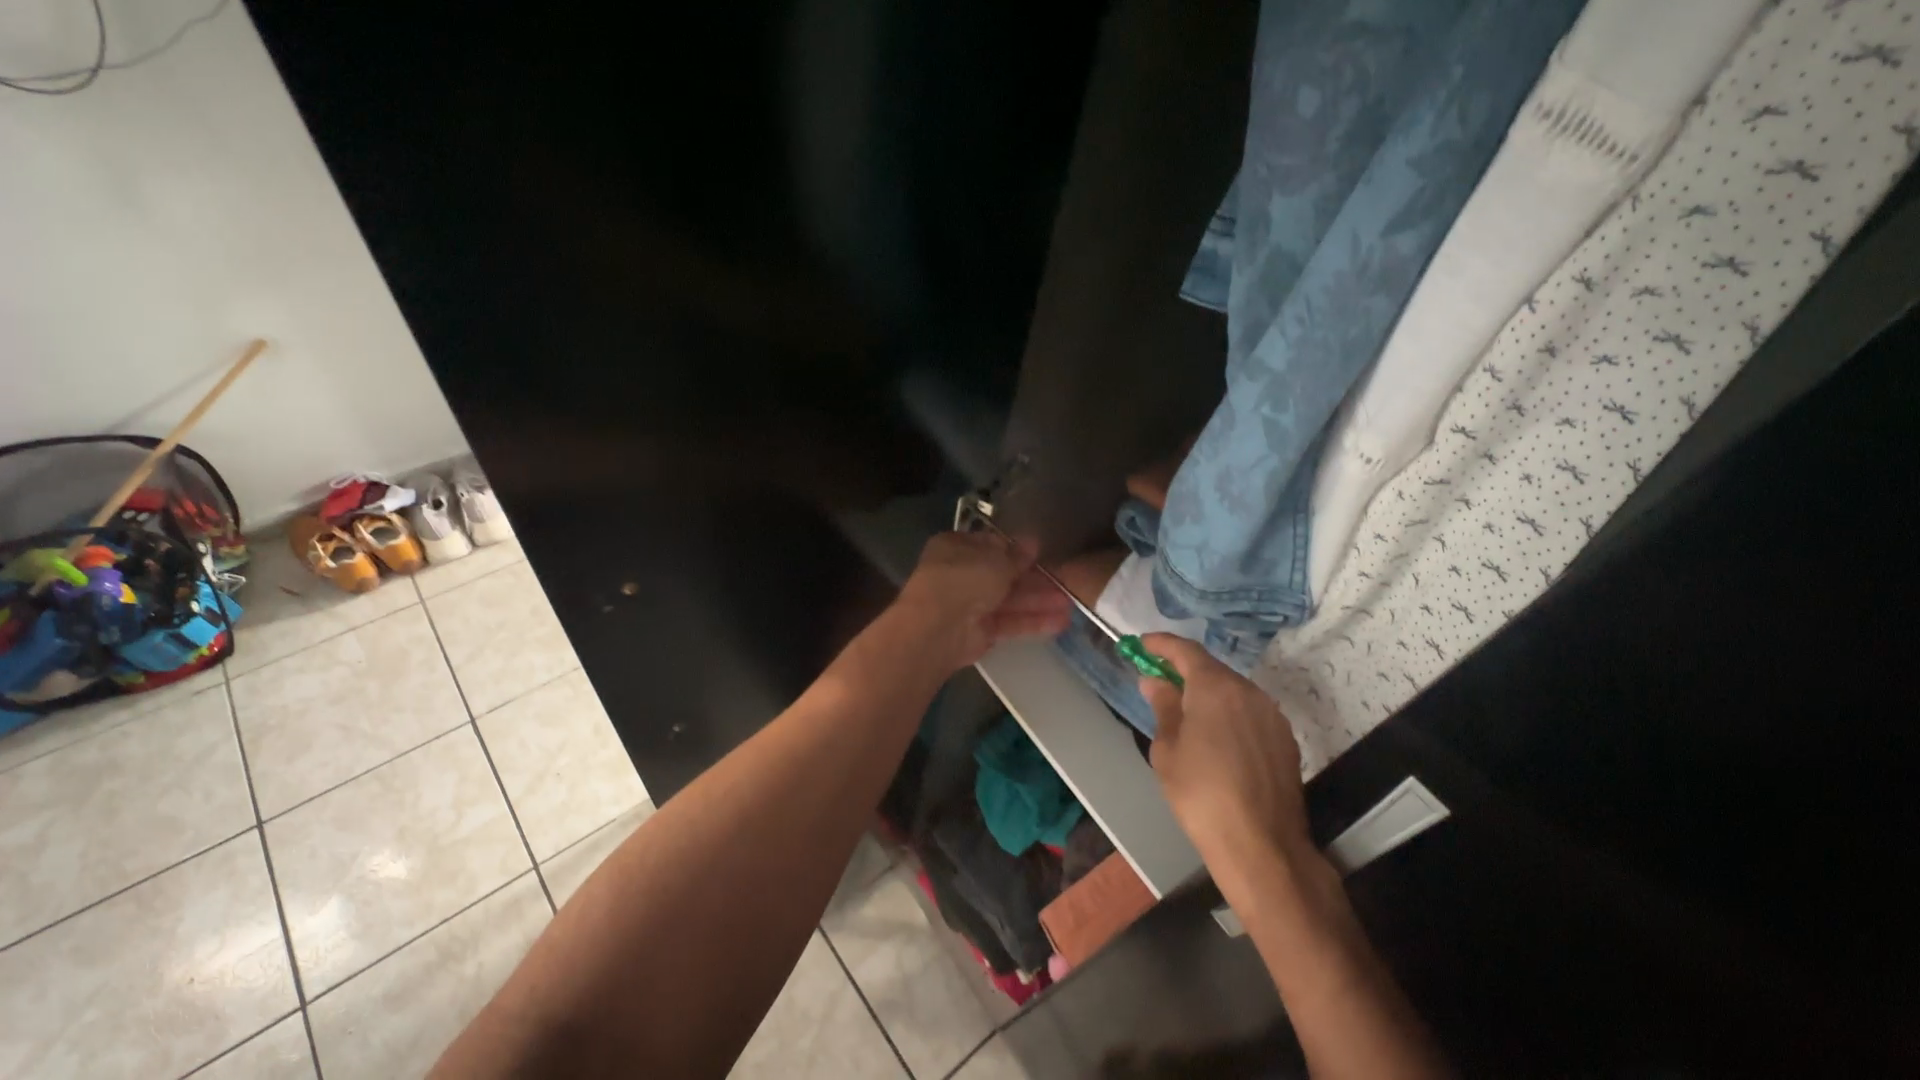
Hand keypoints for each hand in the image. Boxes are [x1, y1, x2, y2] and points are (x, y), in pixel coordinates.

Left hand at [892, 531, 1074, 671]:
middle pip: (1002, 575)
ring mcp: (969, 605)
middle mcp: (960, 575)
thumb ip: (1016, 555)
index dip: (1015, 549)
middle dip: (1034, 580)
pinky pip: (1008, 623)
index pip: (989, 545)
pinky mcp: (979, 632)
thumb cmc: (963, 579)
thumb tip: (1031, 542)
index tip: (1041, 553)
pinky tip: (1059, 622)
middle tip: (1065, 582)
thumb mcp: (996, 560)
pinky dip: (1031, 622)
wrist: (937, 627)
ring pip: (1008, 600)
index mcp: (955, 548)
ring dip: (1038, 601)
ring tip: (1071, 605)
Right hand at [1137, 634, 1310, 861]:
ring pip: (1234, 693)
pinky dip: (1229, 716)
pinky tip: (1217, 741)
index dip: (1162, 644)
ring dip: (1209, 695)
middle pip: (1212, 670)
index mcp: (1215, 688)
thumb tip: (1156, 682)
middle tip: (1160, 684)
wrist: (1260, 843)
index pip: (1185, 651)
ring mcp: (1272, 715)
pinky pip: (1250, 714)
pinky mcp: (1285, 739)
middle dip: (1184, 672)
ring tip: (1187, 716)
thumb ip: (1163, 708)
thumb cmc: (1201, 794)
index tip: (1142, 645)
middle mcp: (1248, 692)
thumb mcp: (1167, 751)